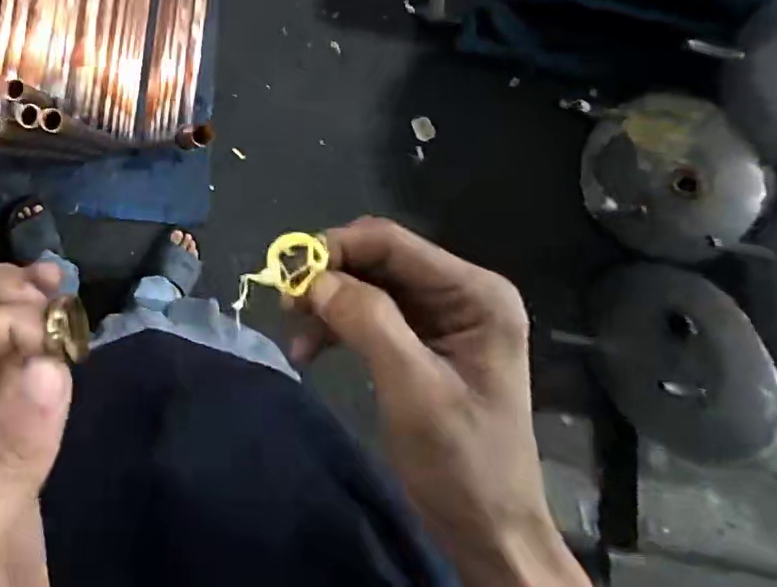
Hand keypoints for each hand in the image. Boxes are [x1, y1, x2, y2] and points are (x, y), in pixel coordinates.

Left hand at [0, 263, 71, 586]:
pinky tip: (59, 336)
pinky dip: (33, 345)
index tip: (58, 334)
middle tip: (56, 287)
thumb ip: (10, 457)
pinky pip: (9, 376)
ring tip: (60, 289)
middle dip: (0, 290)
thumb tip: (54, 364)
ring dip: (15, 304)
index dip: (5, 321)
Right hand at [289, 217, 587, 586]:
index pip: (392, 243)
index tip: (290, 275)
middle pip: (375, 257)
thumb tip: (314, 278)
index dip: (336, 248)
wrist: (488, 532)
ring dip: (325, 302)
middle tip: (288, 305)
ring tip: (295, 335)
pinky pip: (365, 309)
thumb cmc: (462, 462)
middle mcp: (458, 290)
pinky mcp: (418, 335)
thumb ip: (368, 323)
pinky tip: (309, 351)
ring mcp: (438, 312)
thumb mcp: (414, 390)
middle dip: (327, 277)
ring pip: (363, 281)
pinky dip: (333, 324)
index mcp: (475, 293)